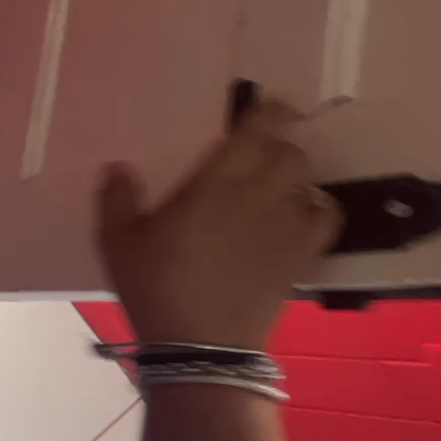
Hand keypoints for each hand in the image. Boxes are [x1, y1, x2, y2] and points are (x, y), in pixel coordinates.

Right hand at [95, 101, 341, 350]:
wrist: (200, 340)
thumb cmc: (152, 284)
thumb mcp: (116, 242)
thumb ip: (118, 199)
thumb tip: (119, 167)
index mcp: (213, 189)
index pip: (253, 137)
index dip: (267, 114)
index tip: (271, 100)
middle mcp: (260, 198)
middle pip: (288, 154)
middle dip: (276, 142)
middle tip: (256, 143)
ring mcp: (288, 227)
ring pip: (305, 180)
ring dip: (290, 171)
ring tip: (268, 177)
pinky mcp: (303, 253)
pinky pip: (324, 214)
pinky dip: (313, 203)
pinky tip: (294, 210)